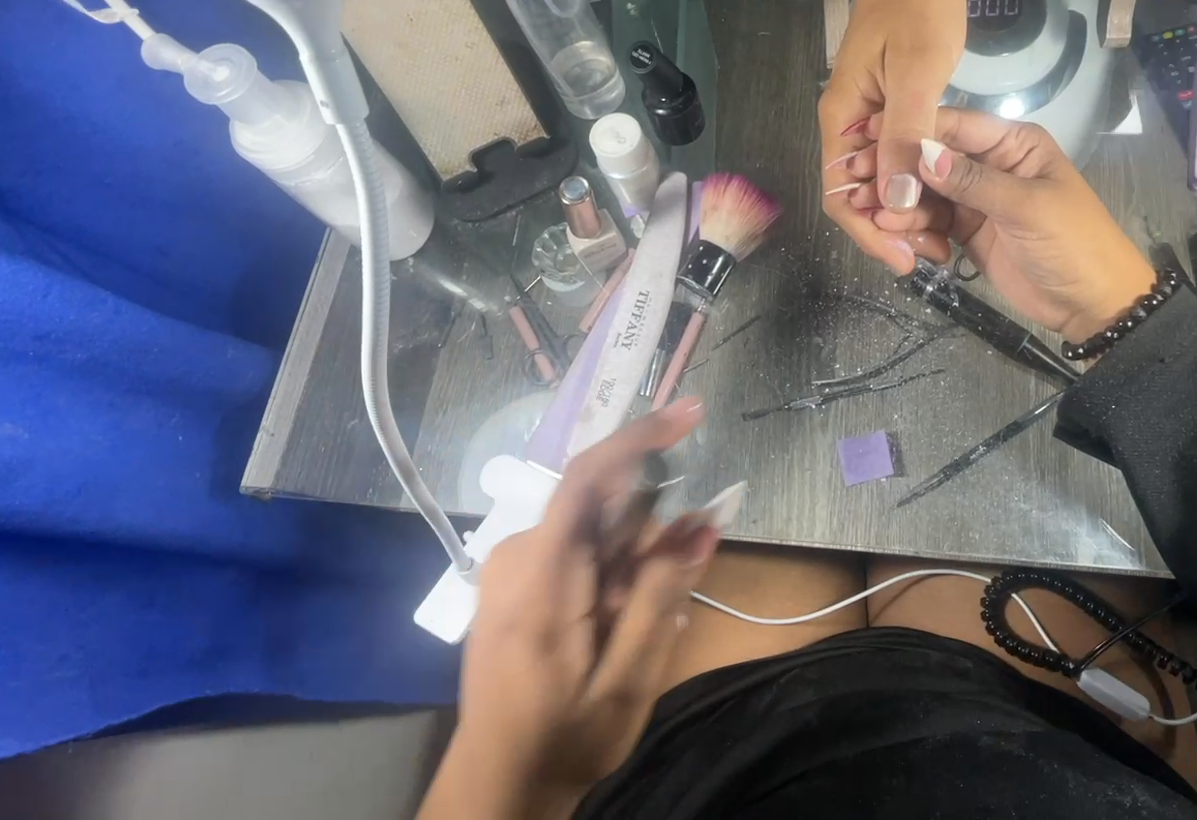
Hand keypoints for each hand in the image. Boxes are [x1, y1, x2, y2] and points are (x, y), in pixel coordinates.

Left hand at [419, 398, 718, 819]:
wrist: (495, 785)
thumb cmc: (562, 738)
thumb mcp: (626, 682)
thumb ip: (660, 599)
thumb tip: (702, 526)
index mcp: (540, 577)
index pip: (588, 477)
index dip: (641, 437)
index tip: (692, 414)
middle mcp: (517, 555)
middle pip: (602, 507)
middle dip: (647, 537)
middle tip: (666, 599)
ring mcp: (511, 565)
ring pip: (595, 529)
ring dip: (630, 562)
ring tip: (633, 630)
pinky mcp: (515, 577)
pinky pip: (579, 547)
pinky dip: (612, 570)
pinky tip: (618, 621)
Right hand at [818, 0, 965, 273]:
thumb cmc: (917, 6)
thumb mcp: (916, 72)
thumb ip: (905, 136)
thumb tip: (897, 200)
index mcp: (843, 120)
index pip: (841, 194)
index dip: (869, 232)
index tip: (904, 259)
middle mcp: (851, 128)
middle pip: (860, 197)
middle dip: (892, 230)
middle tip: (932, 255)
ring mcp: (873, 124)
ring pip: (883, 185)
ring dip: (909, 214)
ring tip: (944, 240)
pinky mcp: (896, 118)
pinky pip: (901, 165)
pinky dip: (920, 189)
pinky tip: (947, 203)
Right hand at [872, 108, 1156, 343]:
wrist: (1091, 304)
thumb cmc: (1073, 244)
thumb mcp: (1027, 207)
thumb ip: (973, 181)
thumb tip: (921, 153)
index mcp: (1012, 143)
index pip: (952, 126)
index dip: (910, 131)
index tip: (868, 136)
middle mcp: (988, 163)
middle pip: (931, 159)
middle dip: (896, 172)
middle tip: (857, 182)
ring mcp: (974, 198)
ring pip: (924, 192)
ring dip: (900, 204)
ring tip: (876, 218)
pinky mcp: (965, 230)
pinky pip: (929, 221)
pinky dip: (911, 227)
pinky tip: (893, 233)